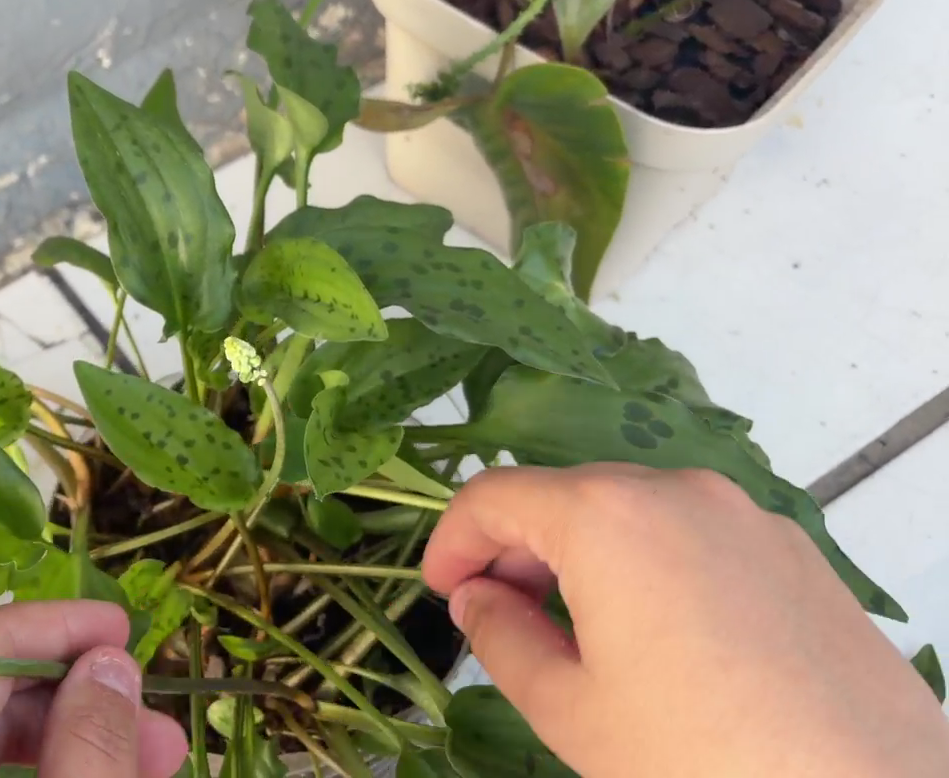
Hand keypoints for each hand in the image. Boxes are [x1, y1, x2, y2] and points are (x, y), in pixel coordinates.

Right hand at [423, 463, 948, 776]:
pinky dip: (643, 562)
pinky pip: (687, 534)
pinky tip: (654, 632)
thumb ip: (495, 633)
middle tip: (499, 612)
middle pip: (557, 496)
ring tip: (573, 626)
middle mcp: (675, 491)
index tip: (441, 590)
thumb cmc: (703, 762)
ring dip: (576, 554)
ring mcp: (748, 519)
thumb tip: (478, 597)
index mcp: (605, 513)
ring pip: (623, 510)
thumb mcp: (566, 707)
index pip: (492, 497)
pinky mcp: (801, 557)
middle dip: (513, 548)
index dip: (451, 540)